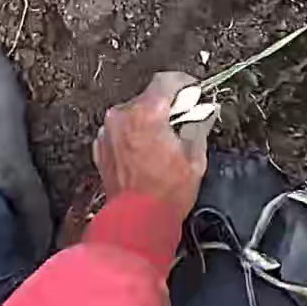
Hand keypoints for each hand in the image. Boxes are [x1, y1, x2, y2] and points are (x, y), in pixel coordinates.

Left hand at [93, 71, 213, 214]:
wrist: (135, 225)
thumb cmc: (167, 192)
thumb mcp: (195, 156)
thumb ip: (199, 124)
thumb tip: (205, 111)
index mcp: (147, 113)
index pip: (166, 80)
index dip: (184, 83)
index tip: (194, 92)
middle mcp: (123, 116)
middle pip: (149, 96)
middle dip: (168, 104)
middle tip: (185, 117)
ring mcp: (108, 132)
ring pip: (134, 111)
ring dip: (150, 118)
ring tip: (165, 138)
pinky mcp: (101, 147)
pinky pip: (122, 129)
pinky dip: (135, 132)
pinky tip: (148, 150)